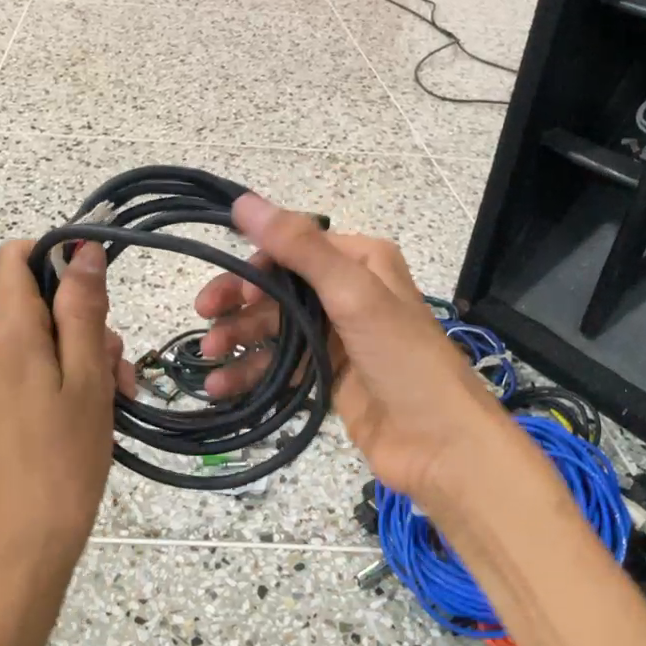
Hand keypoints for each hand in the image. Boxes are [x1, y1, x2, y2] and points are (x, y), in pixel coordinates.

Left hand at [0, 240, 132, 559]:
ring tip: (112, 396)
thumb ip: (83, 307)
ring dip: (81, 349)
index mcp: (3, 326)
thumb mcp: (88, 375)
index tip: (98, 295)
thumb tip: (81, 248)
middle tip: (118, 369)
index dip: (60, 258)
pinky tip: (88, 406)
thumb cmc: (65, 455)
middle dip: (83, 318)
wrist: (26, 537)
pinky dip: (60, 369)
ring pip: (38, 328)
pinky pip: (25, 357)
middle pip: (35, 294)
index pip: (17, 253)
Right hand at [194, 195, 514, 504]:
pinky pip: (281, 364)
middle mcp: (348, 292)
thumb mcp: (353, 294)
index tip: (227, 290)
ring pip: (275, 328)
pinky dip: (251, 373)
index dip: (256, 264)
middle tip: (204, 320)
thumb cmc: (402, 360)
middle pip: (279, 287)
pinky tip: (222, 388)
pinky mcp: (328, 376)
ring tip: (208, 361)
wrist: (442, 444)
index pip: (294, 247)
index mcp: (361, 261)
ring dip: (239, 340)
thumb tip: (244, 201)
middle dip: (239, 303)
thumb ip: (300, 248)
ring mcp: (337, 336)